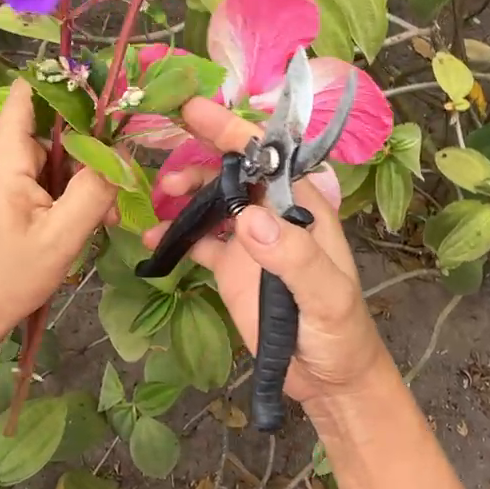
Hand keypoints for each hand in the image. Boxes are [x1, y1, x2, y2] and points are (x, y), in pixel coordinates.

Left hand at [0, 81, 115, 371]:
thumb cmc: (9, 277)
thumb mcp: (64, 235)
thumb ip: (96, 187)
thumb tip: (121, 152)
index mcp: (6, 154)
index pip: (31, 90)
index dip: (68, 84)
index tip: (108, 103)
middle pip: (53, 128)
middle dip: (89, 151)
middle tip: (116, 189)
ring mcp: (1, 176)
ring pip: (53, 158)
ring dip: (82, 181)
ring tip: (103, 218)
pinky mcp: (5, 196)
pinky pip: (44, 180)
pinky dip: (67, 196)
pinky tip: (82, 225)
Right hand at [144, 99, 391, 408]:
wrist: (330, 379)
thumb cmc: (339, 332)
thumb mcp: (326, 297)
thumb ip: (294, 258)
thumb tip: (249, 217)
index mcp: (301, 207)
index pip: (267, 155)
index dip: (231, 128)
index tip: (193, 109)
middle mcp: (273, 214)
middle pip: (233, 170)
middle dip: (199, 156)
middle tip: (162, 158)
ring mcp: (250, 240)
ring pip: (212, 200)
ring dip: (185, 193)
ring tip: (160, 199)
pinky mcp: (232, 267)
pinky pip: (199, 240)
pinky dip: (174, 235)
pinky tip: (150, 240)